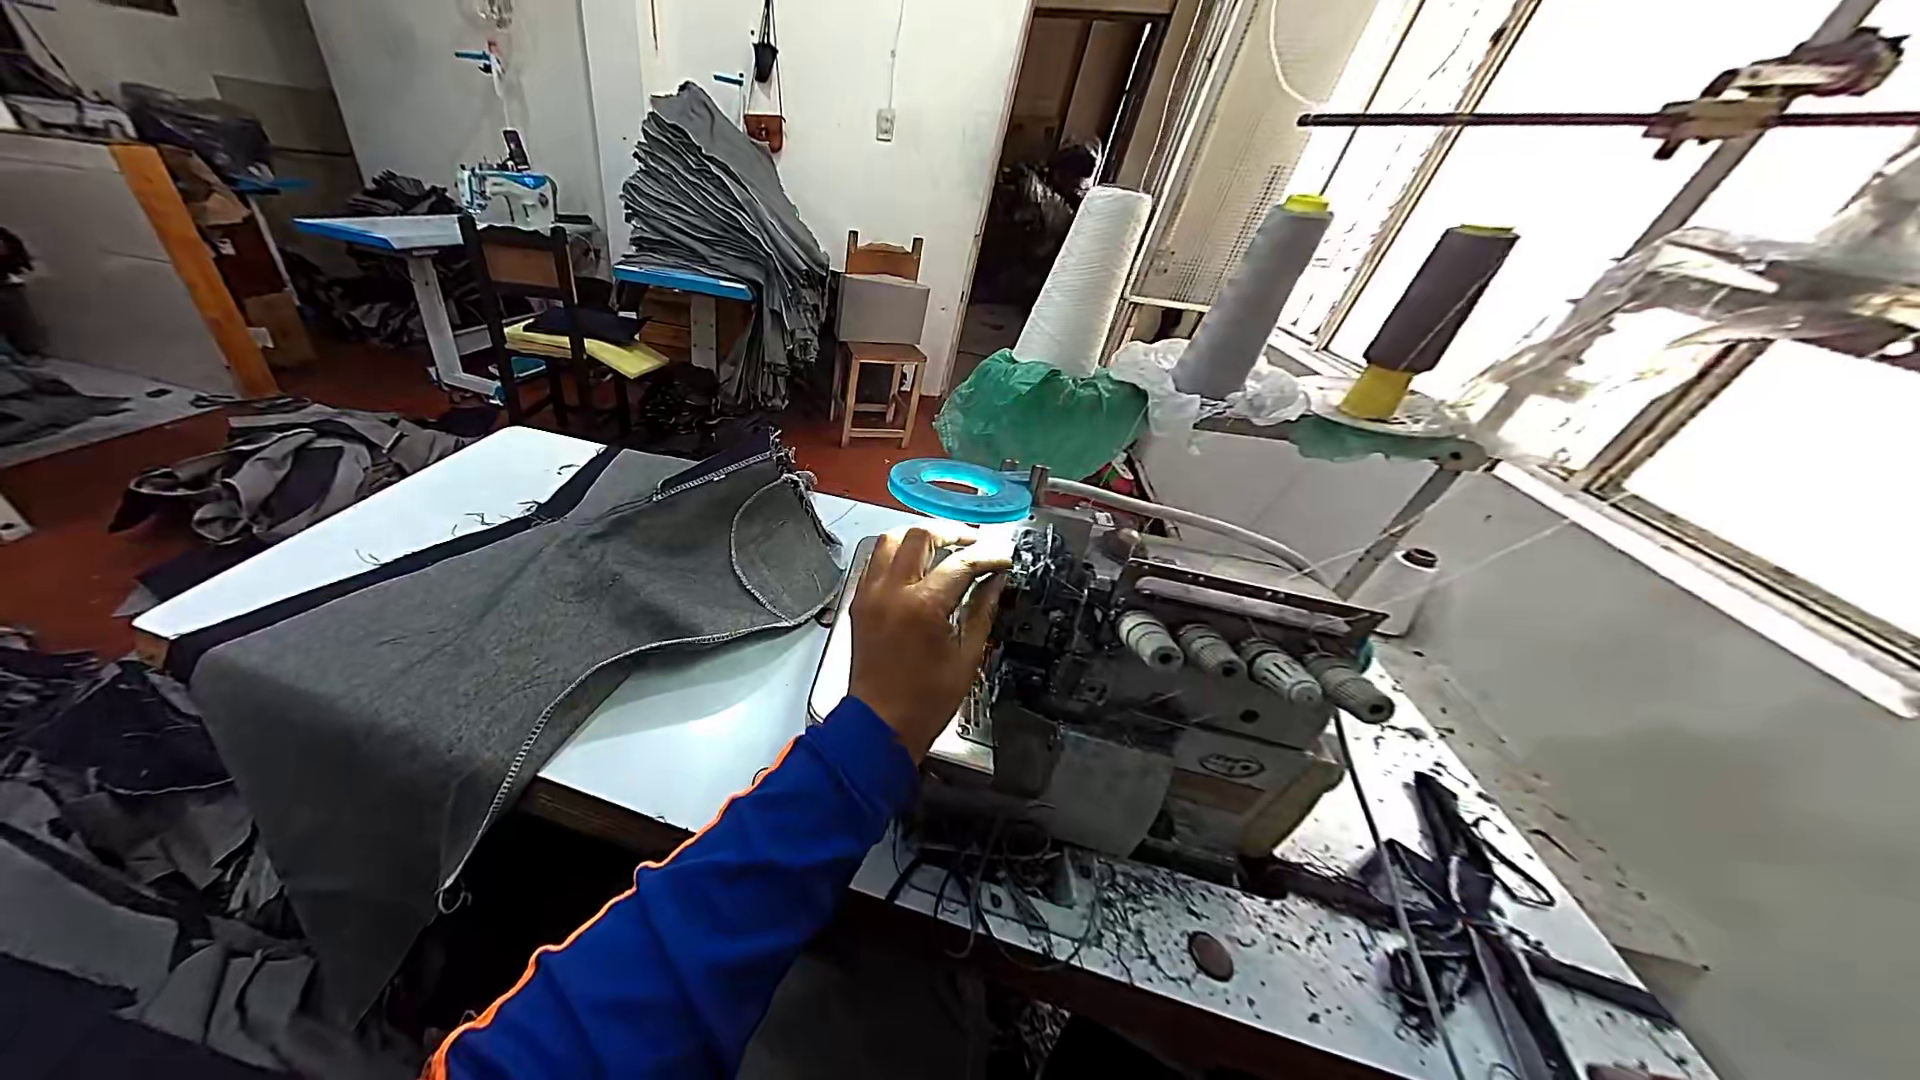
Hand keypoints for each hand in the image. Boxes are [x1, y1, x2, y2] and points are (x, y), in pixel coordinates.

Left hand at [848, 525, 1010, 761]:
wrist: (880, 724)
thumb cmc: (924, 700)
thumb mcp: (967, 655)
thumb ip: (982, 609)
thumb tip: (995, 581)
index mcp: (923, 606)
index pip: (962, 562)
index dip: (989, 556)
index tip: (1002, 559)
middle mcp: (892, 592)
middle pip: (921, 535)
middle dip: (953, 532)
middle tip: (974, 542)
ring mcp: (871, 594)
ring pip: (890, 539)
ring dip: (920, 535)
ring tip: (944, 545)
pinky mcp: (860, 602)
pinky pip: (875, 560)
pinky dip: (897, 552)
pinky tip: (915, 563)